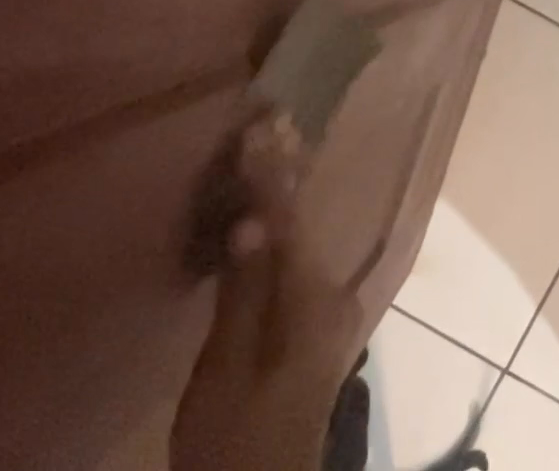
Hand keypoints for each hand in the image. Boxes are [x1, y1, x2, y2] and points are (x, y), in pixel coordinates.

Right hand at [170, 114, 362, 470]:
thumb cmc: (234, 442)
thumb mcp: (225, 375)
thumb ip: (242, 296)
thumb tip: (251, 222)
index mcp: (311, 305)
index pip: (288, 223)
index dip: (270, 175)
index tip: (259, 126)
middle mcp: (332, 297)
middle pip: (304, 223)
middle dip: (286, 172)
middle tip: (276, 119)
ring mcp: (329, 311)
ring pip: (304, 237)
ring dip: (286, 194)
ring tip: (274, 145)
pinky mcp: (317, 324)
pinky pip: (300, 260)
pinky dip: (286, 227)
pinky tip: (272, 208)